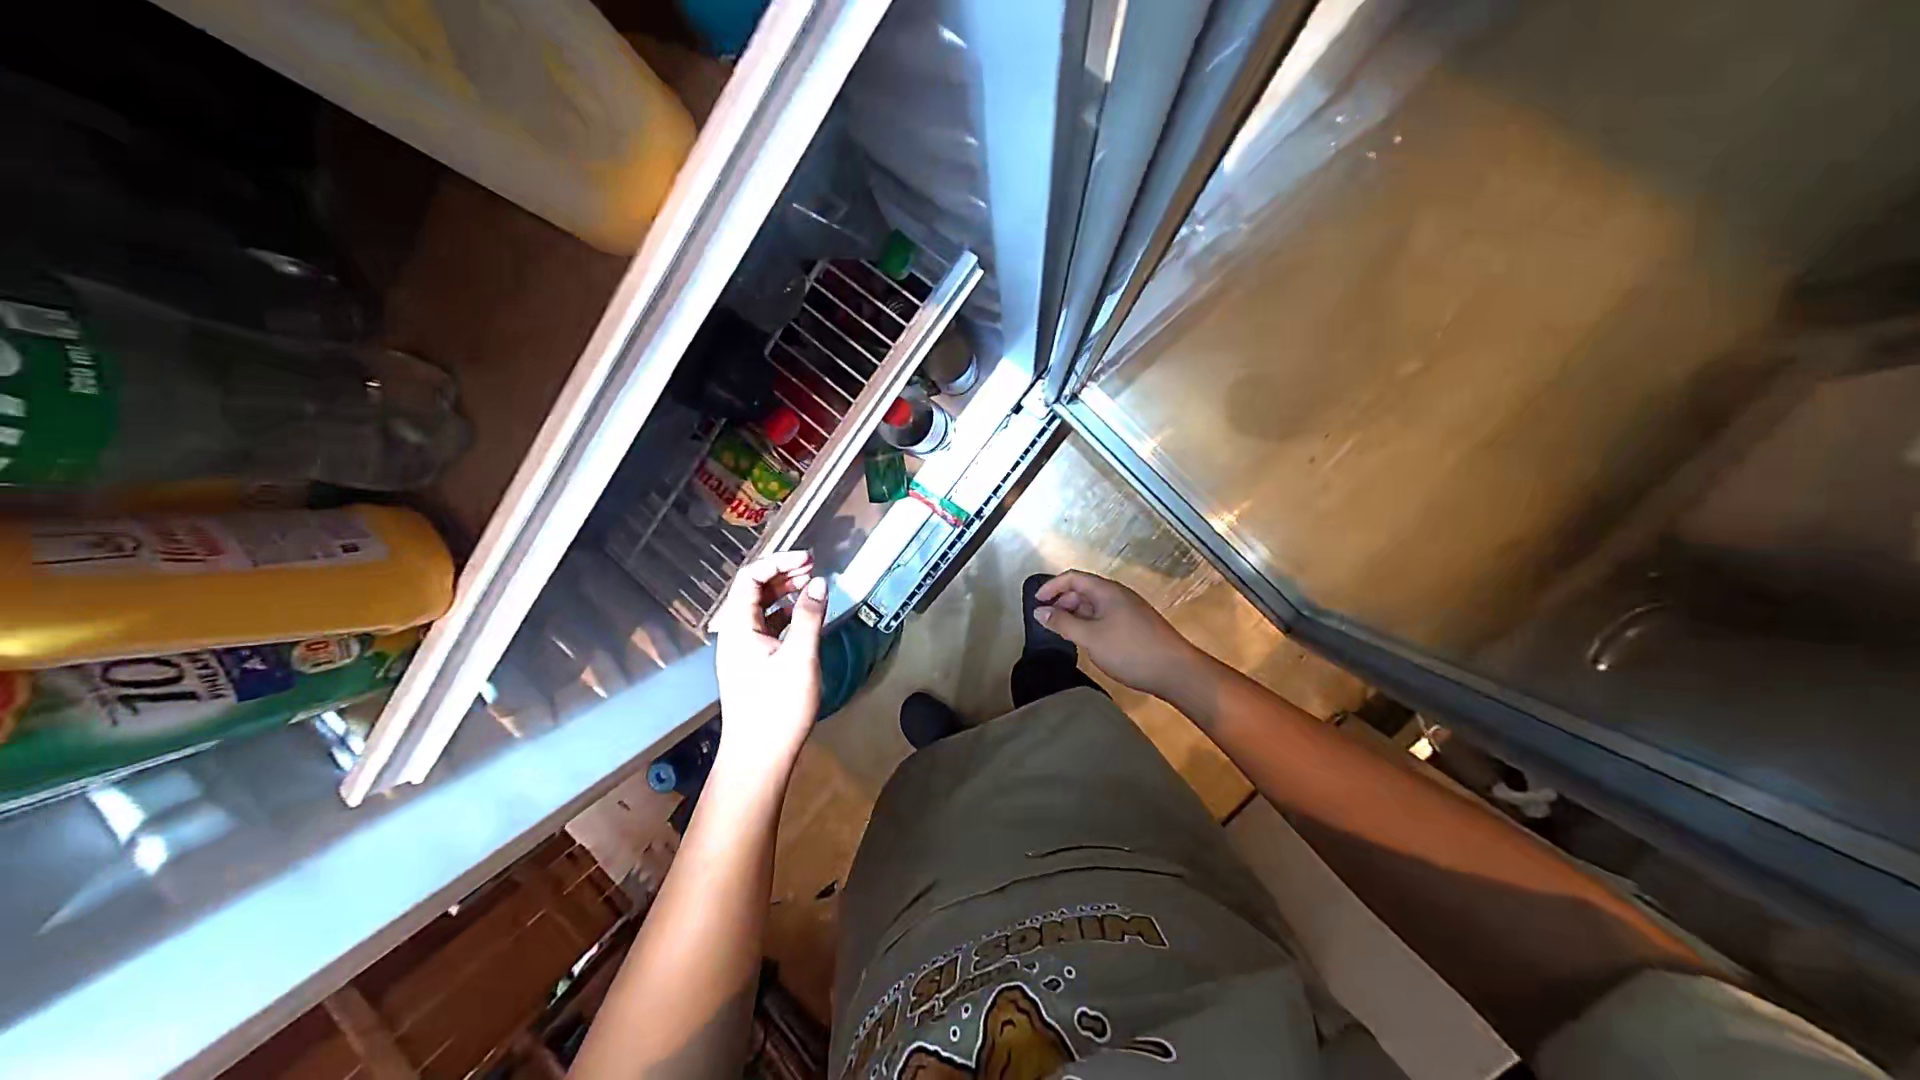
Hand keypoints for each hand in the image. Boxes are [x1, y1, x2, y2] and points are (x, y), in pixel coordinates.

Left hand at [713, 549, 828, 775]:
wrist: (759, 756)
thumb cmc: (777, 708)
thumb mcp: (799, 657)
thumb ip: (810, 616)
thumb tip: (819, 582)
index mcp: (738, 628)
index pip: (751, 578)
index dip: (778, 561)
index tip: (808, 558)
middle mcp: (735, 634)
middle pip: (753, 591)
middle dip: (782, 574)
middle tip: (812, 567)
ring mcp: (743, 650)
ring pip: (761, 608)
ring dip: (784, 593)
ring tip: (811, 585)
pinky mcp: (753, 664)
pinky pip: (767, 626)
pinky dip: (786, 614)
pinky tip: (805, 616)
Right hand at [1034, 570, 1209, 700]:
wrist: (1175, 671)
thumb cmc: (1130, 650)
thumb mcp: (1090, 637)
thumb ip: (1062, 623)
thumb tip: (1039, 611)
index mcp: (1107, 591)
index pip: (1073, 578)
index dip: (1051, 586)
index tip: (1036, 602)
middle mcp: (1118, 595)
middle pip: (1083, 590)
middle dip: (1062, 602)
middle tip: (1047, 621)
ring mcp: (1129, 610)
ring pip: (1094, 606)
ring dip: (1075, 615)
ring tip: (1062, 633)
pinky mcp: (1135, 626)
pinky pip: (1104, 617)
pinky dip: (1089, 624)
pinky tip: (1086, 642)